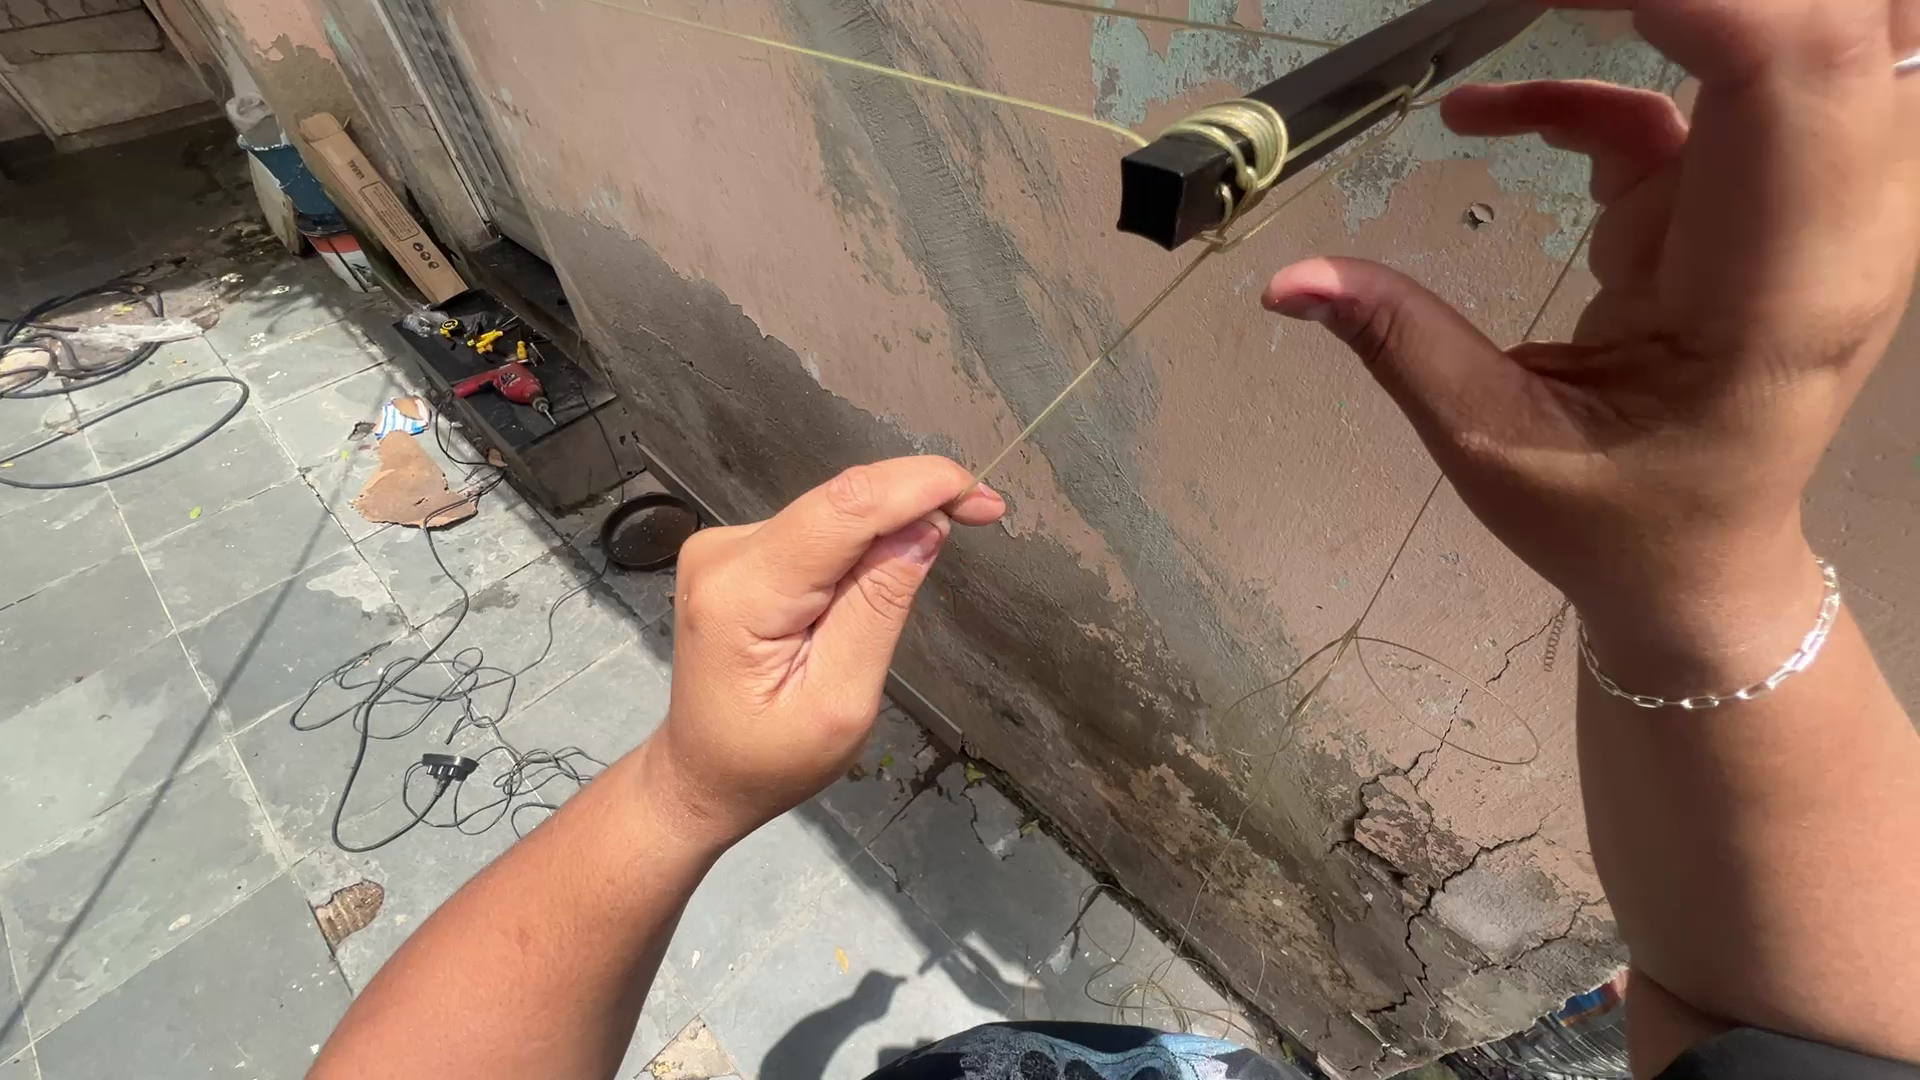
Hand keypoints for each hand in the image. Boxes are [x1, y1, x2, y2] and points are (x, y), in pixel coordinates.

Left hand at [643, 458, 1004, 843]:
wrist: (702, 773)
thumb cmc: (772, 759)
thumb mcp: (842, 701)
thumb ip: (880, 607)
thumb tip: (926, 527)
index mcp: (744, 593)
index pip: (842, 508)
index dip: (919, 486)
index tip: (983, 499)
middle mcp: (725, 551)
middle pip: (840, 503)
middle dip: (917, 500)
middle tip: (982, 515)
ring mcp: (727, 546)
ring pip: (834, 511)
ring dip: (892, 522)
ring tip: (921, 564)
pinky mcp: (739, 551)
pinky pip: (819, 527)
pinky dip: (864, 538)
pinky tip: (877, 573)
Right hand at [1263, 0, 1918, 657]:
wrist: (1691, 560)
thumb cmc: (1604, 522)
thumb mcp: (1486, 442)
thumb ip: (1398, 343)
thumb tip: (1286, 281)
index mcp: (1782, 285)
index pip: (1793, 71)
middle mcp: (1831, 218)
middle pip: (1834, 20)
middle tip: (1518, 5)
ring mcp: (1789, 204)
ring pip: (1785, 36)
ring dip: (1657, 12)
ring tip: (1511, 16)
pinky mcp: (1730, 208)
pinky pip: (1679, 100)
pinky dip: (1581, 87)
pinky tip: (1483, 112)